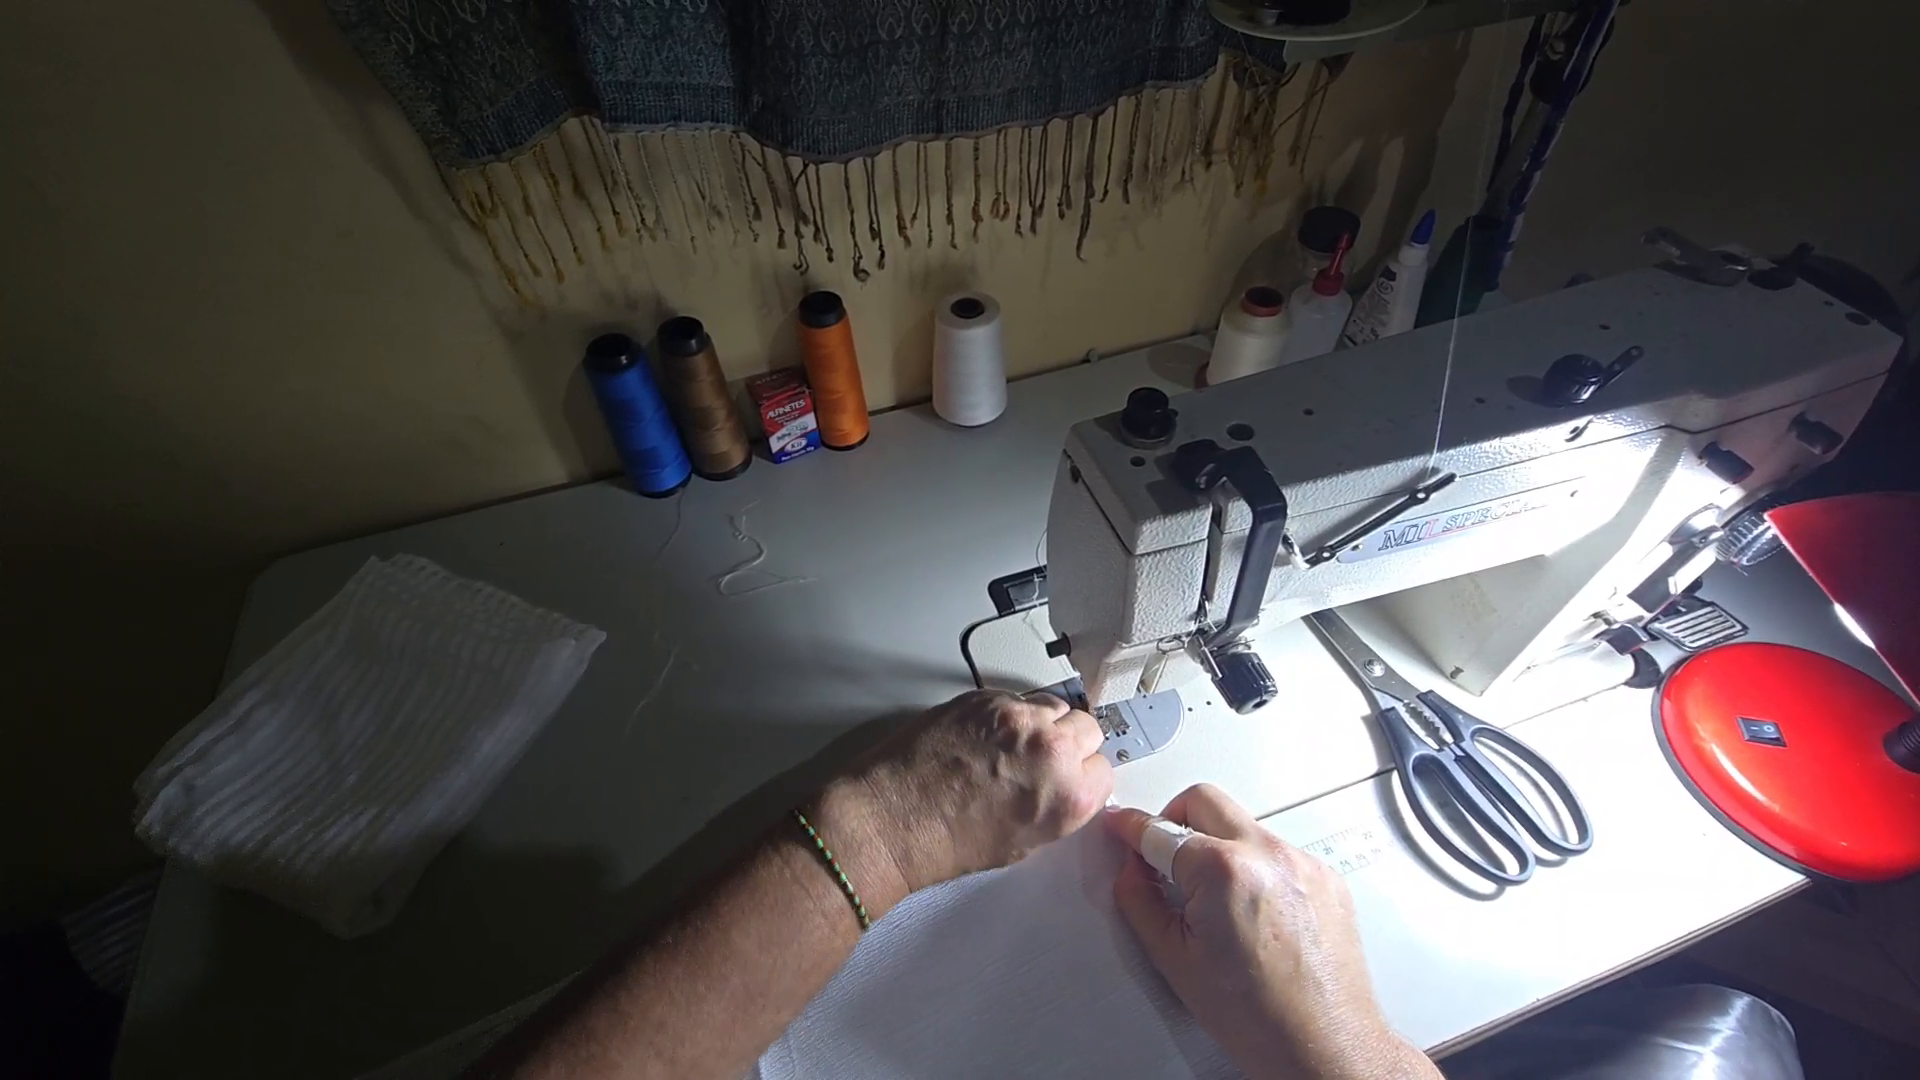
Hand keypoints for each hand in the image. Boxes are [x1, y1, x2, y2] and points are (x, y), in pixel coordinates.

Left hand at [815, 690, 1113, 908]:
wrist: (893, 819)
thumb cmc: (949, 842)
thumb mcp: (1027, 841)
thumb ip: (1059, 806)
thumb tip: (1066, 783)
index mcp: (1069, 795)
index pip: (1104, 767)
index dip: (1083, 774)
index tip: (1069, 775)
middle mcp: (1051, 749)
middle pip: (1086, 727)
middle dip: (1068, 742)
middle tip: (1042, 757)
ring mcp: (1017, 716)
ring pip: (1052, 705)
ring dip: (1041, 722)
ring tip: (1013, 744)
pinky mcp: (986, 697)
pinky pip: (1015, 698)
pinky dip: (1007, 713)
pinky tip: (985, 736)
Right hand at [1106, 785, 1437, 1079]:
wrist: (1327, 1051)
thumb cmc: (1260, 1019)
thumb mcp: (1174, 960)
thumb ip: (1140, 901)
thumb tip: (1132, 868)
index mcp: (1223, 871)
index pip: (1160, 830)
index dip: (1130, 826)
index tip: (1121, 824)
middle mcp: (1266, 854)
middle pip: (1203, 800)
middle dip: (1174, 816)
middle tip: (1163, 850)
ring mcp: (1301, 862)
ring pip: (1241, 824)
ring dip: (1216, 844)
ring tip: (1214, 894)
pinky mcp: (1324, 876)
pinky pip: (1274, 850)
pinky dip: (1253, 866)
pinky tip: (1250, 907)